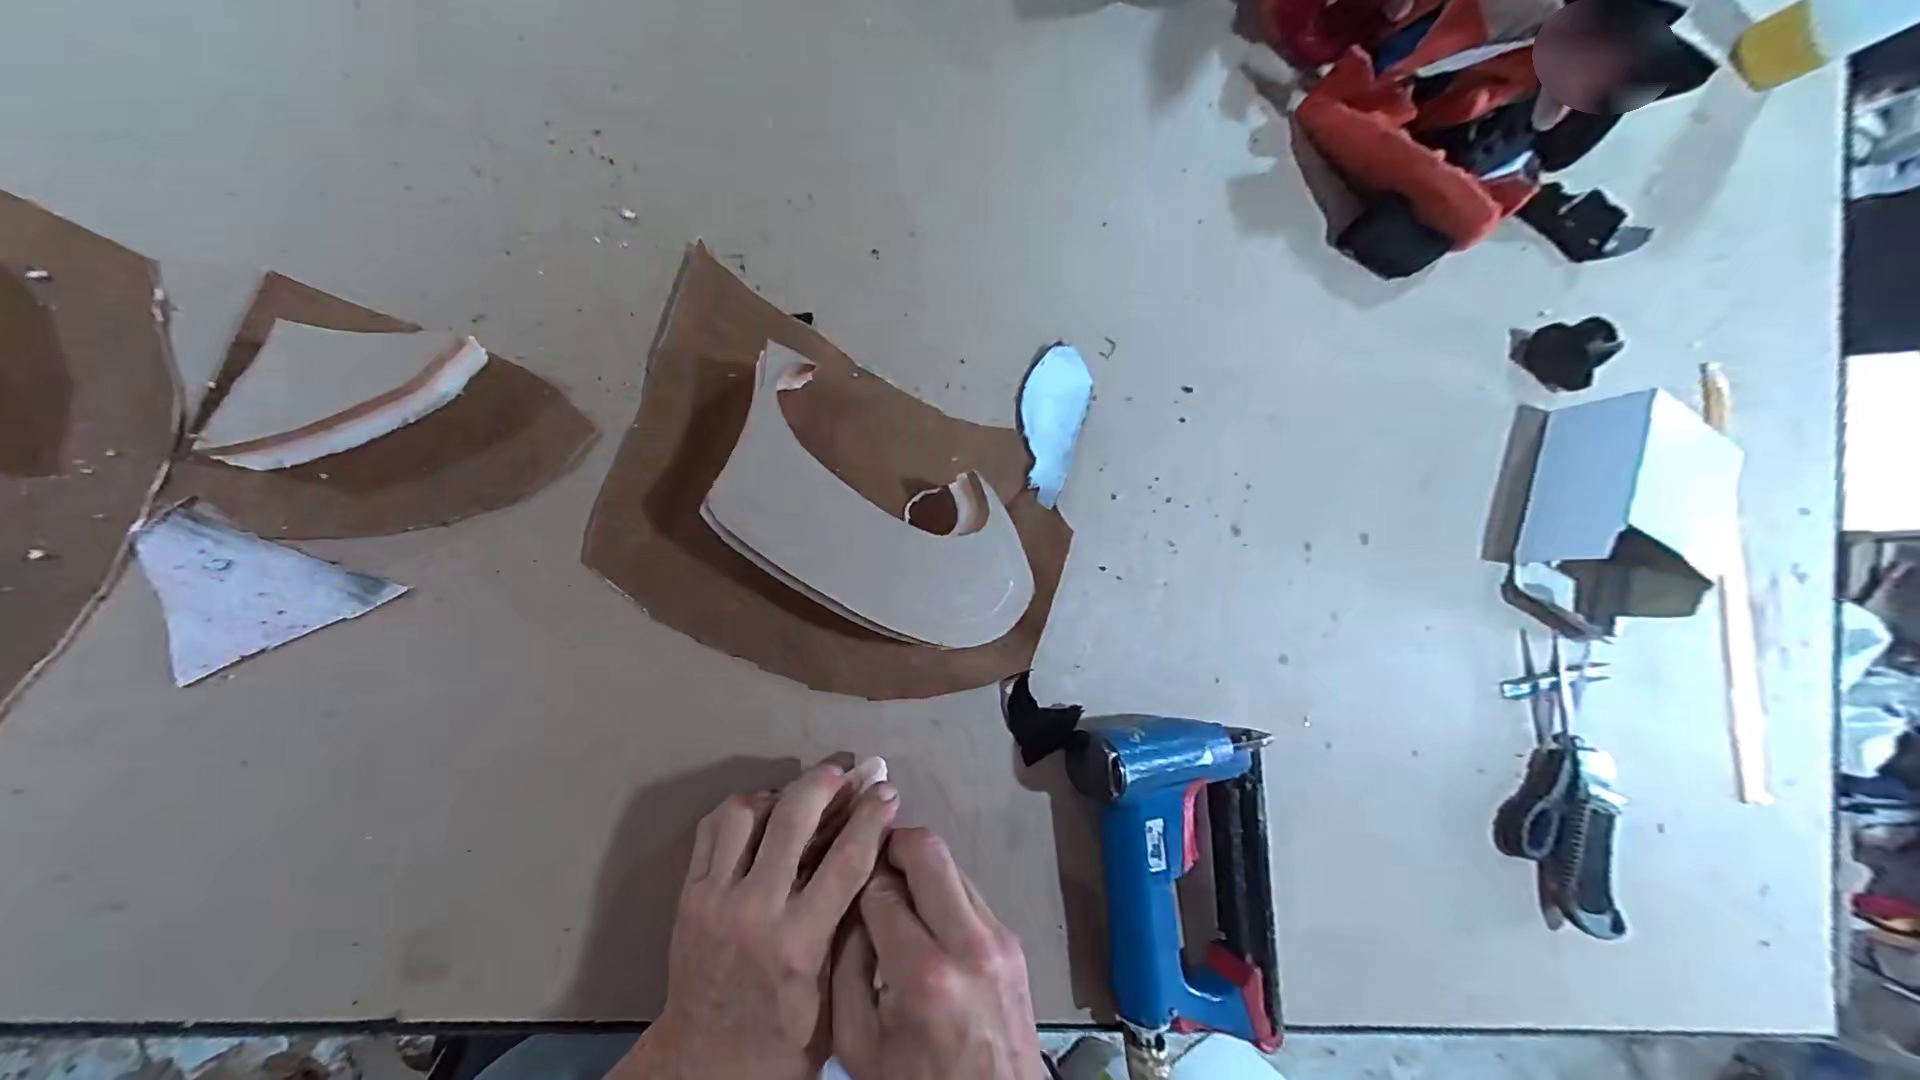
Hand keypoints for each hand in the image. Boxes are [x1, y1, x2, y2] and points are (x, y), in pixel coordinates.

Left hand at [616, 762, 899, 1079]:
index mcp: (800, 942)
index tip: (887, 790)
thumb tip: (873, 850)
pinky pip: (713, 828)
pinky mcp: (689, 895)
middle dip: (826, 782)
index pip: (847, 858)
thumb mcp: (834, 988)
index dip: (872, 816)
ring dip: (779, 793)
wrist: (703, 1067)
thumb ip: (851, 921)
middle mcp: (755, 911)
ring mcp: (715, 899)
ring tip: (800, 794)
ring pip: (745, 812)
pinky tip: (763, 812)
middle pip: (793, 817)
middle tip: (844, 772)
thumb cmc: (785, 1037)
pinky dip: (743, 809)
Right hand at [832, 828, 1041, 1079]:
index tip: (847, 884)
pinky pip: (971, 892)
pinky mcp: (1014, 940)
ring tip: (897, 892)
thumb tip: (851, 905)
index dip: (858, 883)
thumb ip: (846, 967)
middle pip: (928, 850)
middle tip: (873, 860)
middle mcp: (969, 944)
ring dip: (920, 868)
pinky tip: (928, 919)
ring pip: (953, 863)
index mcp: (924, 976)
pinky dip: (943, 893)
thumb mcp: (859, 1044)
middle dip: (894, 845)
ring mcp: (1000, 938)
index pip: (881, 892)